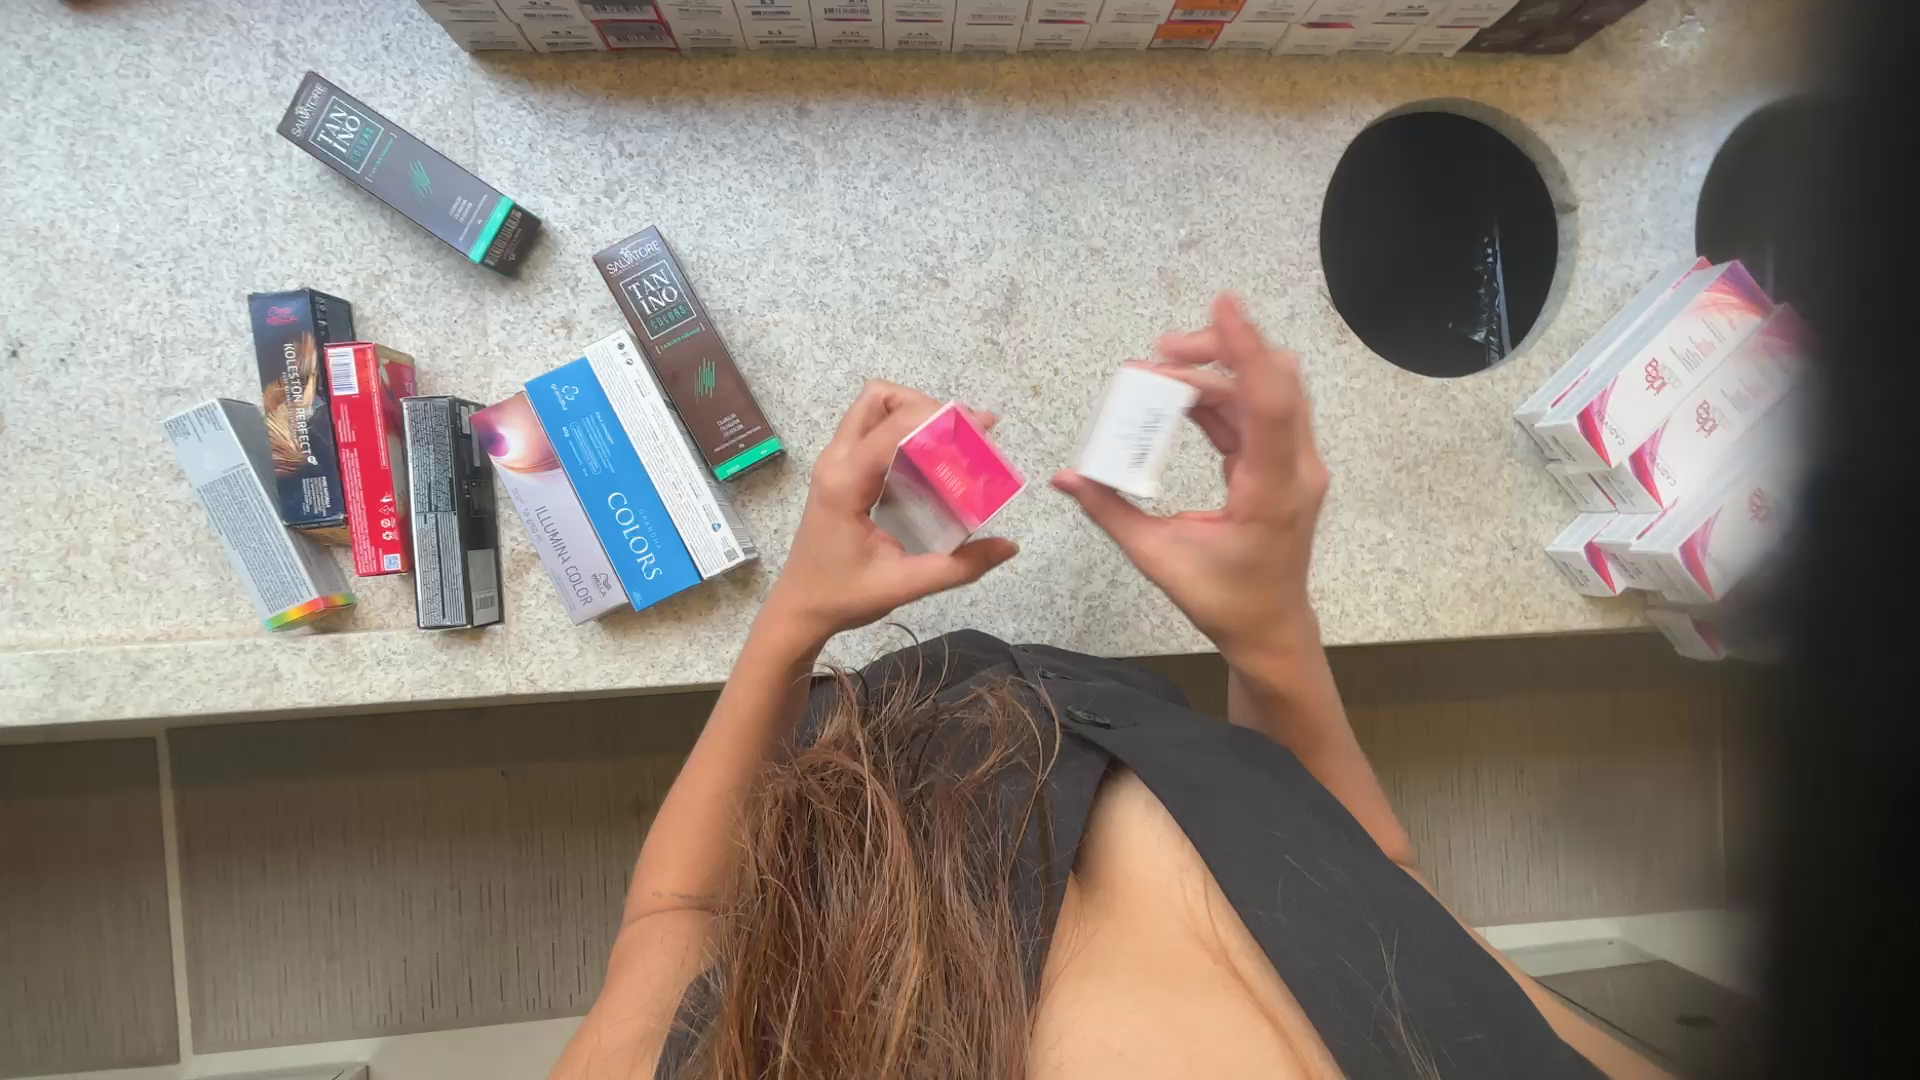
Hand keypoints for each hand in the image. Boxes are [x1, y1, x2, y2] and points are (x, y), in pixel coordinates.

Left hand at [760, 380, 1019, 648]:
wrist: (799, 608)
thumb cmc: (843, 596)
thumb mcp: (904, 585)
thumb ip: (959, 567)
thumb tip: (1010, 546)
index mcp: (845, 482)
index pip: (895, 426)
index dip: (941, 418)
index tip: (983, 429)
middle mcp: (836, 461)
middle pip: (879, 398)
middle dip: (926, 405)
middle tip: (966, 432)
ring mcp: (834, 462)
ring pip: (874, 408)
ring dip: (915, 414)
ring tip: (955, 440)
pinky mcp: (840, 471)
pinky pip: (872, 431)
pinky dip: (905, 431)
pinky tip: (934, 459)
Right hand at [1053, 293, 1329, 667]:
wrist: (1270, 628)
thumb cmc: (1222, 600)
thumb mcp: (1158, 557)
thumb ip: (1111, 511)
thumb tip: (1066, 477)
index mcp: (1272, 490)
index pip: (1269, 402)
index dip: (1245, 348)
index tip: (1222, 303)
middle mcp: (1295, 467)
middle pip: (1271, 381)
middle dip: (1217, 353)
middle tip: (1158, 352)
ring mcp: (1293, 465)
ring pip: (1264, 393)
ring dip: (1214, 374)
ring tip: (1157, 371)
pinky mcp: (1281, 467)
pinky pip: (1255, 415)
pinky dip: (1218, 399)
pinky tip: (1178, 401)